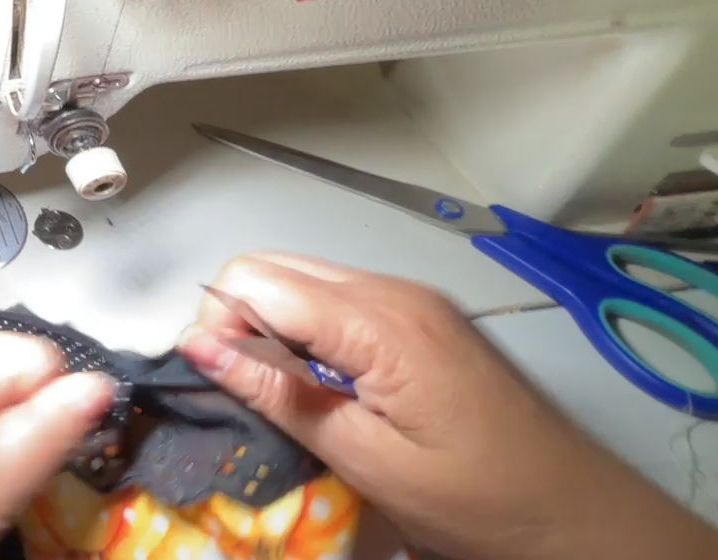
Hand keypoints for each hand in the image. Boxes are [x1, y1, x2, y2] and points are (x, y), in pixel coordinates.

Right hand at [180, 253, 717, 559]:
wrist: (595, 525)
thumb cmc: (480, 501)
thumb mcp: (365, 459)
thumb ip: (275, 392)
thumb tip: (193, 345)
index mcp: (377, 321)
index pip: (251, 280)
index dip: (219, 323)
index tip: (227, 376)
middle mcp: (388, 288)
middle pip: (264, 265)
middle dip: (236, 316)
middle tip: (253, 381)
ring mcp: (405, 294)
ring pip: (291, 273)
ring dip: (269, 321)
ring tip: (293, 384)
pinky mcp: (415, 308)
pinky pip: (326, 291)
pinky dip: (303, 323)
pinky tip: (327, 374)